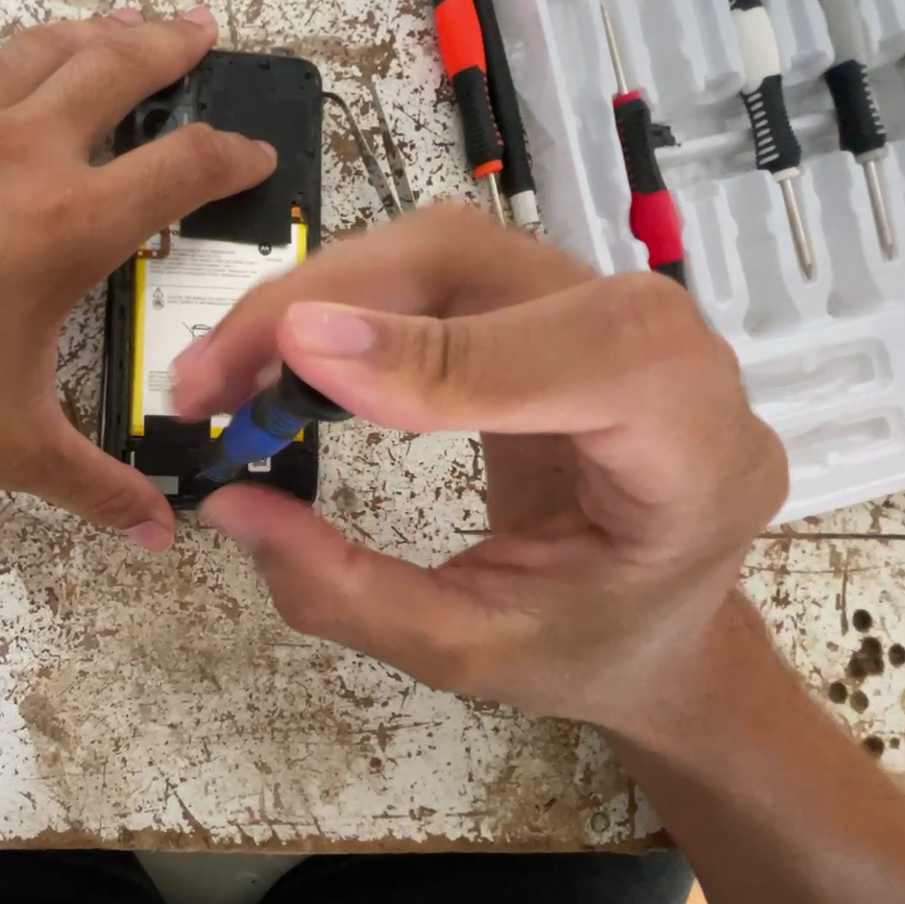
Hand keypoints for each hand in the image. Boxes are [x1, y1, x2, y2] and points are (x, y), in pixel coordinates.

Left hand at [0, 8, 274, 550]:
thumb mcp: (7, 445)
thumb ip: (95, 487)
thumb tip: (154, 535)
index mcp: (65, 221)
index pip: (182, 169)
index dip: (231, 158)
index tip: (254, 152)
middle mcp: (13, 147)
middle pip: (117, 65)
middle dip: (172, 47)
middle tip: (200, 34)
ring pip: (33, 49)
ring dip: (87, 36)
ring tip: (114, 31)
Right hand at [174, 205, 788, 739]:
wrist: (652, 625)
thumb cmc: (581, 651)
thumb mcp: (460, 652)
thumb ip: (342, 590)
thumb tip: (226, 501)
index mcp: (697, 461)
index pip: (597, 355)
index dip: (447, 351)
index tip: (302, 359)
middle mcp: (663, 356)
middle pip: (486, 265)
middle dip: (326, 304)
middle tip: (208, 379)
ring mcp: (594, 314)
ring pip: (441, 251)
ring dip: (313, 297)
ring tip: (223, 372)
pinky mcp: (532, 308)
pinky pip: (424, 273)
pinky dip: (332, 303)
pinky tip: (276, 355)